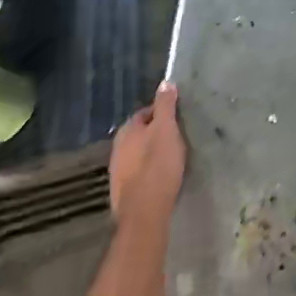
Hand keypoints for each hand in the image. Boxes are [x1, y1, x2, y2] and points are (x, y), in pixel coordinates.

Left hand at [109, 81, 185, 229]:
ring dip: (151, 154)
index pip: (146, 112)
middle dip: (156, 134)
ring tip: (171, 160)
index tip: (179, 121)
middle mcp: (117, 146)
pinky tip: (160, 179)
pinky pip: (137, 173)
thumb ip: (165, 105)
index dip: (164, 114)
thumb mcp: (167, 129)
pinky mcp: (121, 191)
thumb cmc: (158, 165)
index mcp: (128, 128)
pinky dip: (147, 172)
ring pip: (138, 154)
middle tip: (177, 140)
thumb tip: (165, 82)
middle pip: (141, 133)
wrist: (144, 213)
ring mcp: (117, 170)